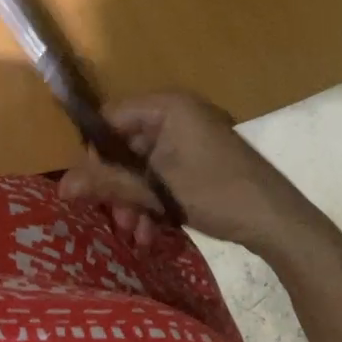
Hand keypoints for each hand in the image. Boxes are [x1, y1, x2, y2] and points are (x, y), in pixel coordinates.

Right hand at [58, 93, 312, 252]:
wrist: (281, 223)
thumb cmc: (217, 194)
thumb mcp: (157, 191)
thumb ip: (108, 183)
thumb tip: (61, 186)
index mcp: (167, 107)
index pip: (111, 118)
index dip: (95, 151)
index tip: (90, 186)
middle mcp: (177, 114)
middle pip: (126, 145)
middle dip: (117, 185)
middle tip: (114, 220)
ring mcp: (190, 138)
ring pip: (143, 166)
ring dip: (134, 200)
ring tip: (135, 235)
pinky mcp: (199, 161)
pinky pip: (163, 175)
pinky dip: (153, 201)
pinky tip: (151, 233)